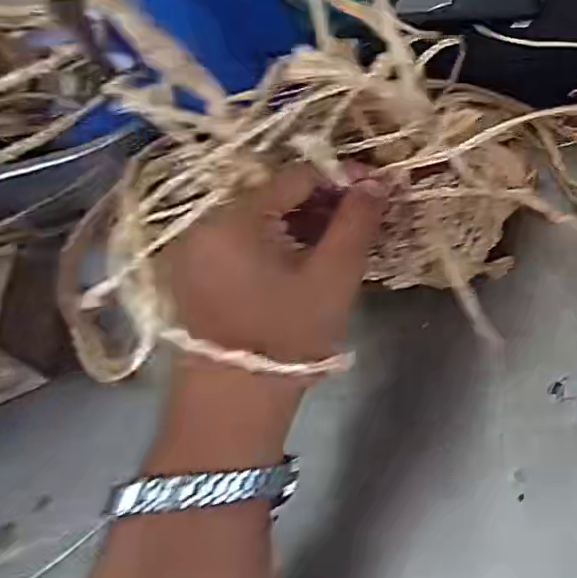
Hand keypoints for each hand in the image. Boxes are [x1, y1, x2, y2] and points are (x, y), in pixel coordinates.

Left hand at [165, 163, 388, 372]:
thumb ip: (358, 218)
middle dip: (327, 197)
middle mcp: (203, 227)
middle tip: (368, 211)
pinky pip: (249, 236)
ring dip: (309, 216)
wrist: (235, 401)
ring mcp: (196, 251)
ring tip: (348, 232)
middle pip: (277, 193)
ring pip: (264, 214)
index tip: (380, 187)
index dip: (343, 176)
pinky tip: (316, 251)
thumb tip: (378, 180)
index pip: (296, 176)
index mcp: (231, 221)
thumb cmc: (289, 330)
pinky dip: (285, 235)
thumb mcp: (336, 270)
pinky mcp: (199, 272)